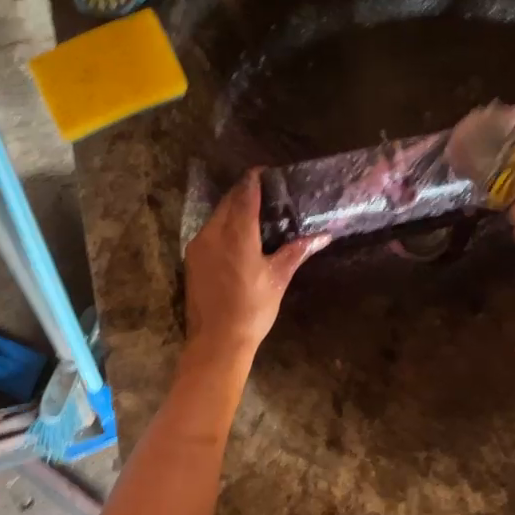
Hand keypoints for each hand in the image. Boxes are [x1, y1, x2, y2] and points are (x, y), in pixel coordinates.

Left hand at [184, 170, 325, 353]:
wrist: (217, 342)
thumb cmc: (252, 309)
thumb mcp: (278, 278)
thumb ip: (297, 251)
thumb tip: (323, 235)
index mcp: (236, 234)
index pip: (245, 194)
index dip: (255, 180)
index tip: (266, 172)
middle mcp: (213, 233)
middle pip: (228, 202)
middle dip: (244, 193)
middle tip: (265, 193)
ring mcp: (198, 246)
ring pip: (216, 217)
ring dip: (232, 210)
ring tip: (254, 214)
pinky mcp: (191, 259)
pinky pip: (209, 232)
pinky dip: (223, 227)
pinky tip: (237, 237)